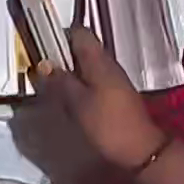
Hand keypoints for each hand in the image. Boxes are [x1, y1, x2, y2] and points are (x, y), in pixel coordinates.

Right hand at [36, 28, 168, 171]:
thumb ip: (60, 81)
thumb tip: (43, 64)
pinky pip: (93, 79)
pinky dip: (79, 84)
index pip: (79, 32)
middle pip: (82, 48)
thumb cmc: (107, 124)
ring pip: (86, 65)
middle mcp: (108, 64)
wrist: (141, 151)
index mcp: (98, 60)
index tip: (43, 49)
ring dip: (69, 72)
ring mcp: (114, 79)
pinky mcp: (115, 94)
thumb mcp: (77, 103)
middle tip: (43, 71)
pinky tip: (69, 99)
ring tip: (52, 86)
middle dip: (61, 56)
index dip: (59, 36)